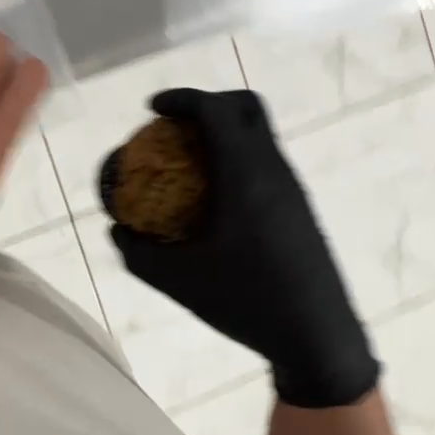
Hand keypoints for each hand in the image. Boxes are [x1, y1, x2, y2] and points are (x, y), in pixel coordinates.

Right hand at [102, 89, 377, 408]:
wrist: (316, 335)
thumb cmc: (246, 302)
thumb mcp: (179, 282)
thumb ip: (139, 254)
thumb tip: (118, 231)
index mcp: (245, 176)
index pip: (217, 110)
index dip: (183, 99)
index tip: (153, 109)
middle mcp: (274, 170)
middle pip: (247, 108)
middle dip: (207, 105)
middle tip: (174, 127)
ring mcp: (291, 188)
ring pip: (259, 135)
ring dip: (223, 135)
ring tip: (187, 164)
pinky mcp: (299, 208)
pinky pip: (264, 162)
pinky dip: (235, 161)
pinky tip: (213, 200)